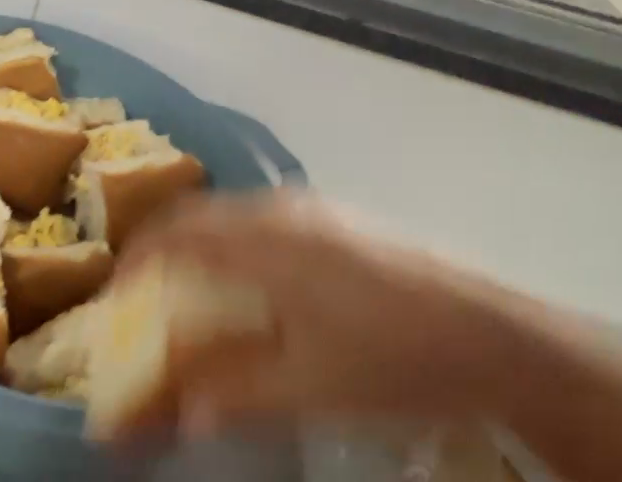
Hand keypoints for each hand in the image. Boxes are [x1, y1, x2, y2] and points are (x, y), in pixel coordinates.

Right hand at [112, 191, 581, 432]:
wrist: (504, 340)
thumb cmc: (394, 363)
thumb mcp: (307, 388)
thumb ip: (231, 392)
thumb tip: (174, 412)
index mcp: (261, 244)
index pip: (173, 236)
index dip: (137, 263)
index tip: (117, 296)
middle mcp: (280, 212)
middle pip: (198, 217)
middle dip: (164, 250)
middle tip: (150, 291)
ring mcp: (316, 210)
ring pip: (233, 215)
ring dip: (202, 244)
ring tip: (198, 288)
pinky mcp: (344, 220)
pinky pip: (265, 219)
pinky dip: (239, 243)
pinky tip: (262, 284)